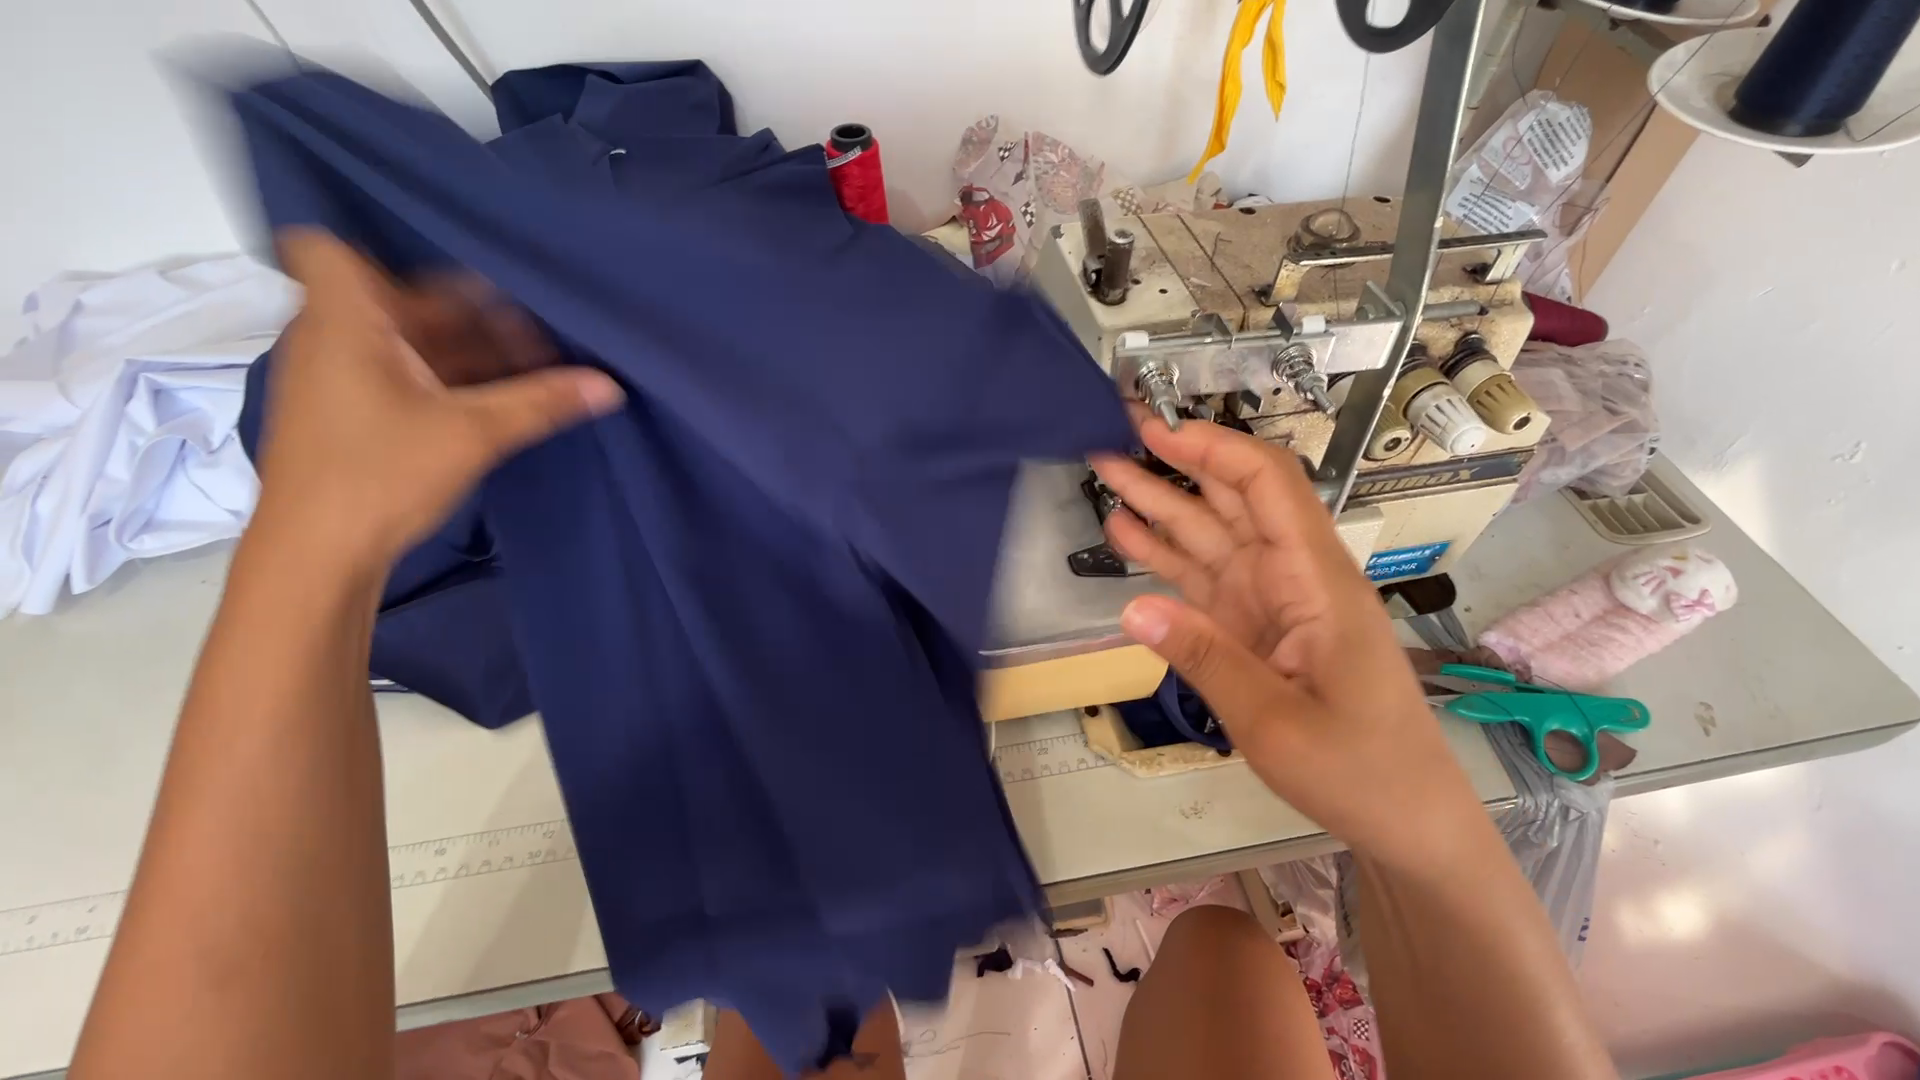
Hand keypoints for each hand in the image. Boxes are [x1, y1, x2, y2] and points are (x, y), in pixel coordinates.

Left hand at [250, 229, 624, 574]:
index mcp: (342, 321)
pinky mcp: (351, 412)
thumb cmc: (379, 474)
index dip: (385, 249)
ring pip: (407, 340)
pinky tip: (502, 397)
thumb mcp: (473, 434)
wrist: (317, 554)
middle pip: (399, 299)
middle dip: (470, 311)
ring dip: (468, 348)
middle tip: (535, 330)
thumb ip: (542, 403)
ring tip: (534, 364)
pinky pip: (404, 372)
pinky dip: (449, 376)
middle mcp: (330, 337)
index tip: (454, 273)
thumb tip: (609, 385)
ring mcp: (338, 377)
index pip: (329, 247)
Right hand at [1091, 407, 1486, 871]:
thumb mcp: (1275, 721)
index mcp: (1315, 580)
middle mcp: (1292, 577)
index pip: (1268, 486)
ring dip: (1161, 506)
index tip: (1156, 430)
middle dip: (1175, 464)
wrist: (1406, 820)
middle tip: (1111, 438)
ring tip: (1104, 475)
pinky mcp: (1253, 630)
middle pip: (1232, 502)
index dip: (1214, 448)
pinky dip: (1166, 557)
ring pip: (1212, 537)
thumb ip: (1204, 658)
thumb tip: (1131, 609)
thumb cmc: (1359, 769)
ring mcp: (1270, 603)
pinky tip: (1127, 535)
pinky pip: (1204, 581)